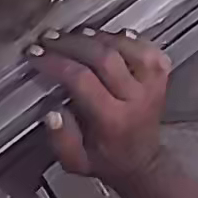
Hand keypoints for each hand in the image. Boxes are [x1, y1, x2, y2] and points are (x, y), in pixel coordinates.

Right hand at [29, 28, 173, 186]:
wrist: (142, 162)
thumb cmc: (106, 159)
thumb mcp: (76, 162)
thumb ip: (61, 139)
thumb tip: (52, 111)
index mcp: (113, 120)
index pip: (81, 79)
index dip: (55, 62)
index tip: (36, 53)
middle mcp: (136, 98)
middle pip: (103, 56)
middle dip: (71, 43)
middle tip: (49, 39)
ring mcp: (152, 83)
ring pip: (123, 46)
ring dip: (95, 36)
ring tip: (72, 35)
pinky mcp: (161, 74)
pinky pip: (143, 45)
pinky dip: (122, 37)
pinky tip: (104, 37)